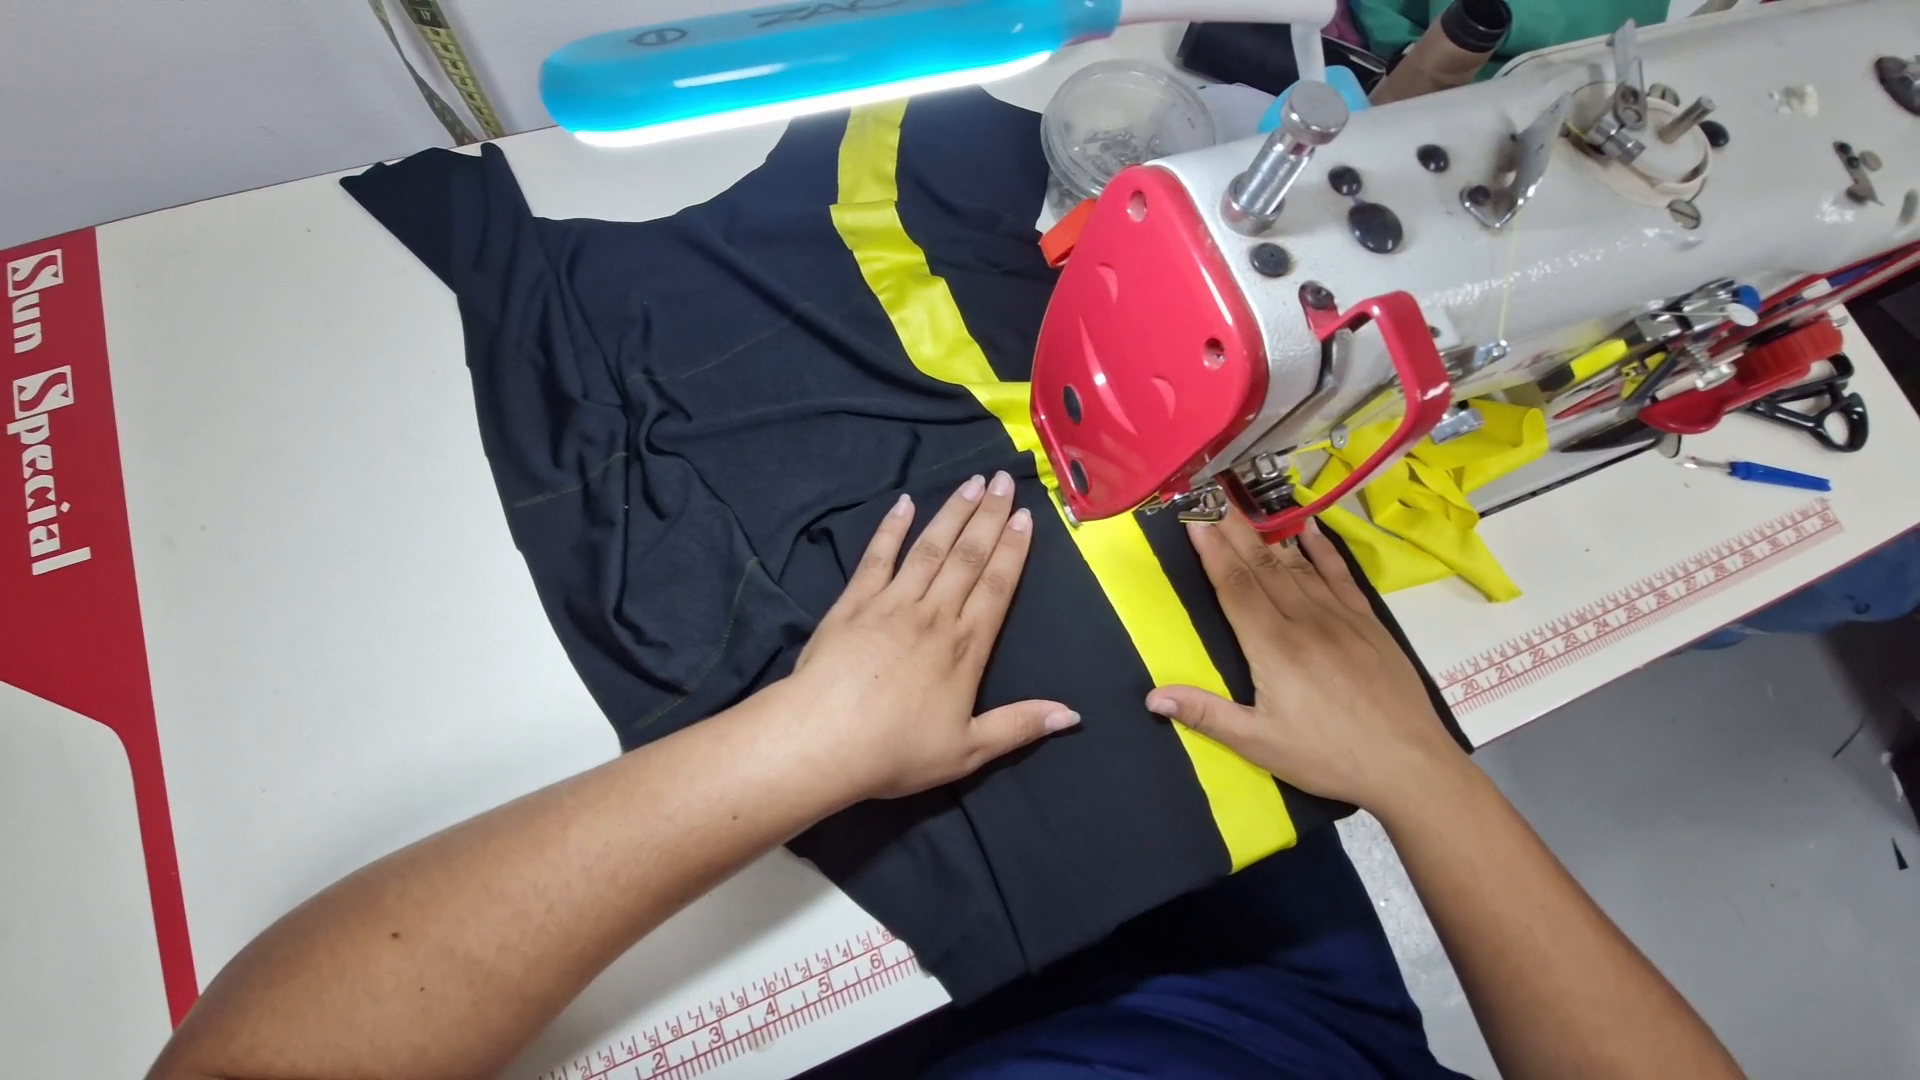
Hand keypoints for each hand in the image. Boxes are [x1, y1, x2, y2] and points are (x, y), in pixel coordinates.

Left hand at [782, 472, 1078, 800]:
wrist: (823, 738)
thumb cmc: (897, 749)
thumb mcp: (968, 750)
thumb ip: (1020, 726)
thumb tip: (1072, 714)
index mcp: (965, 646)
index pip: (997, 586)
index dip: (1014, 549)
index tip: (1026, 516)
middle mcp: (934, 613)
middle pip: (968, 556)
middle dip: (989, 516)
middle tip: (1004, 480)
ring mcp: (892, 602)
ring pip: (929, 547)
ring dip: (952, 513)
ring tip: (971, 483)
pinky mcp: (854, 602)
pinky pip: (877, 556)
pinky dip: (891, 528)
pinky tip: (904, 504)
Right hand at [1145, 513, 1467, 815]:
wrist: (1410, 766)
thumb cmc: (1328, 757)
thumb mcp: (1259, 744)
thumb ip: (1206, 715)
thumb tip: (1152, 698)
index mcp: (1273, 648)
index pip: (1235, 587)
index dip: (1212, 552)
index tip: (1194, 521)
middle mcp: (1305, 622)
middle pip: (1261, 567)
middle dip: (1232, 531)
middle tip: (1210, 499)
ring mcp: (1340, 618)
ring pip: (1295, 566)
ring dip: (1265, 535)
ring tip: (1243, 508)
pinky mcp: (1368, 624)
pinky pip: (1339, 575)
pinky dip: (1321, 550)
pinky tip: (1307, 529)